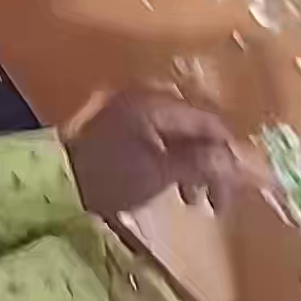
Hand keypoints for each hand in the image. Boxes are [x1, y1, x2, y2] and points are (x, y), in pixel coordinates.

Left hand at [63, 91, 261, 214]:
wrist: (62, 177)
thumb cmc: (111, 175)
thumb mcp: (159, 173)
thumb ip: (199, 163)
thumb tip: (239, 162)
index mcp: (157, 103)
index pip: (208, 121)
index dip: (229, 153)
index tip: (239, 189)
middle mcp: (148, 97)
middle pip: (196, 126)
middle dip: (211, 163)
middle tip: (216, 204)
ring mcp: (135, 107)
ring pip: (181, 133)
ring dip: (194, 165)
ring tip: (193, 202)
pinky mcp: (126, 122)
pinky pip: (163, 136)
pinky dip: (174, 160)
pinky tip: (174, 185)